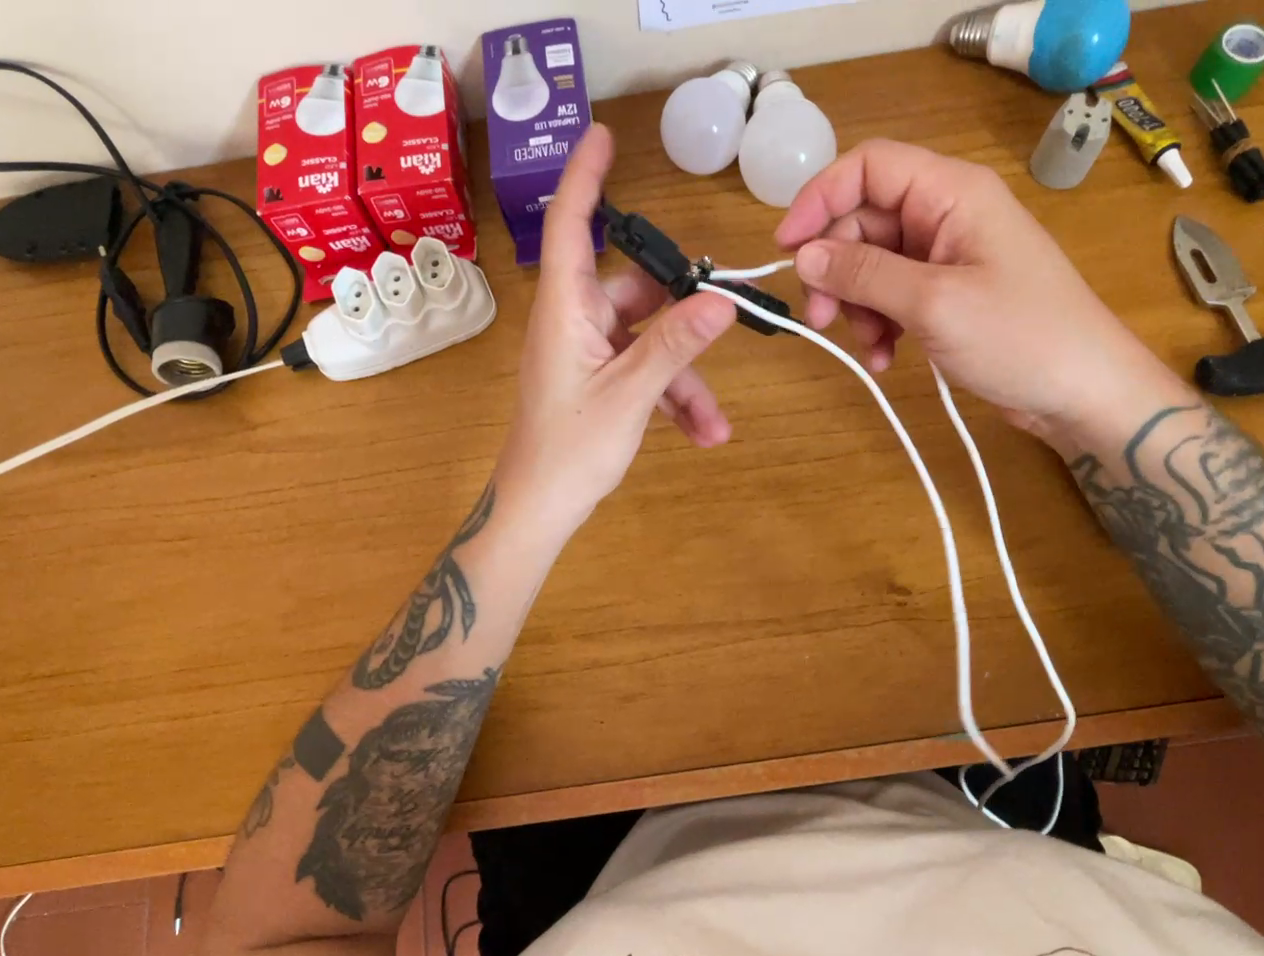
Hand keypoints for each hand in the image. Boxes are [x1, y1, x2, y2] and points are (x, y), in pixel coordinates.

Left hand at [494, 124, 737, 531]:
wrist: (537, 511)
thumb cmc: (569, 450)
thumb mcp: (630, 395)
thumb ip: (675, 344)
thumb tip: (721, 300)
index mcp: (566, 309)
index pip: (572, 225)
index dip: (586, 178)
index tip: (602, 136)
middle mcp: (574, 321)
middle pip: (637, 294)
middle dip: (684, 326)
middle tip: (727, 329)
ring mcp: (586, 353)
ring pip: (648, 343)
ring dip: (685, 381)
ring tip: (716, 426)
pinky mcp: (596, 381)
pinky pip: (641, 374)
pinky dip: (670, 399)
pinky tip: (703, 435)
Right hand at [774, 139, 1190, 446]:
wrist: (1082, 392)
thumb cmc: (1019, 337)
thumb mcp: (933, 304)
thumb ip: (864, 275)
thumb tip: (803, 256)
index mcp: (951, 192)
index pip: (868, 167)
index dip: (819, 200)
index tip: (785, 249)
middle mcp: (946, 213)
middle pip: (864, 221)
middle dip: (836, 269)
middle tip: (820, 318)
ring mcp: (947, 256)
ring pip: (872, 264)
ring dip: (857, 305)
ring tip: (868, 347)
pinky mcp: (947, 294)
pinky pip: (892, 296)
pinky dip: (879, 325)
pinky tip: (884, 359)